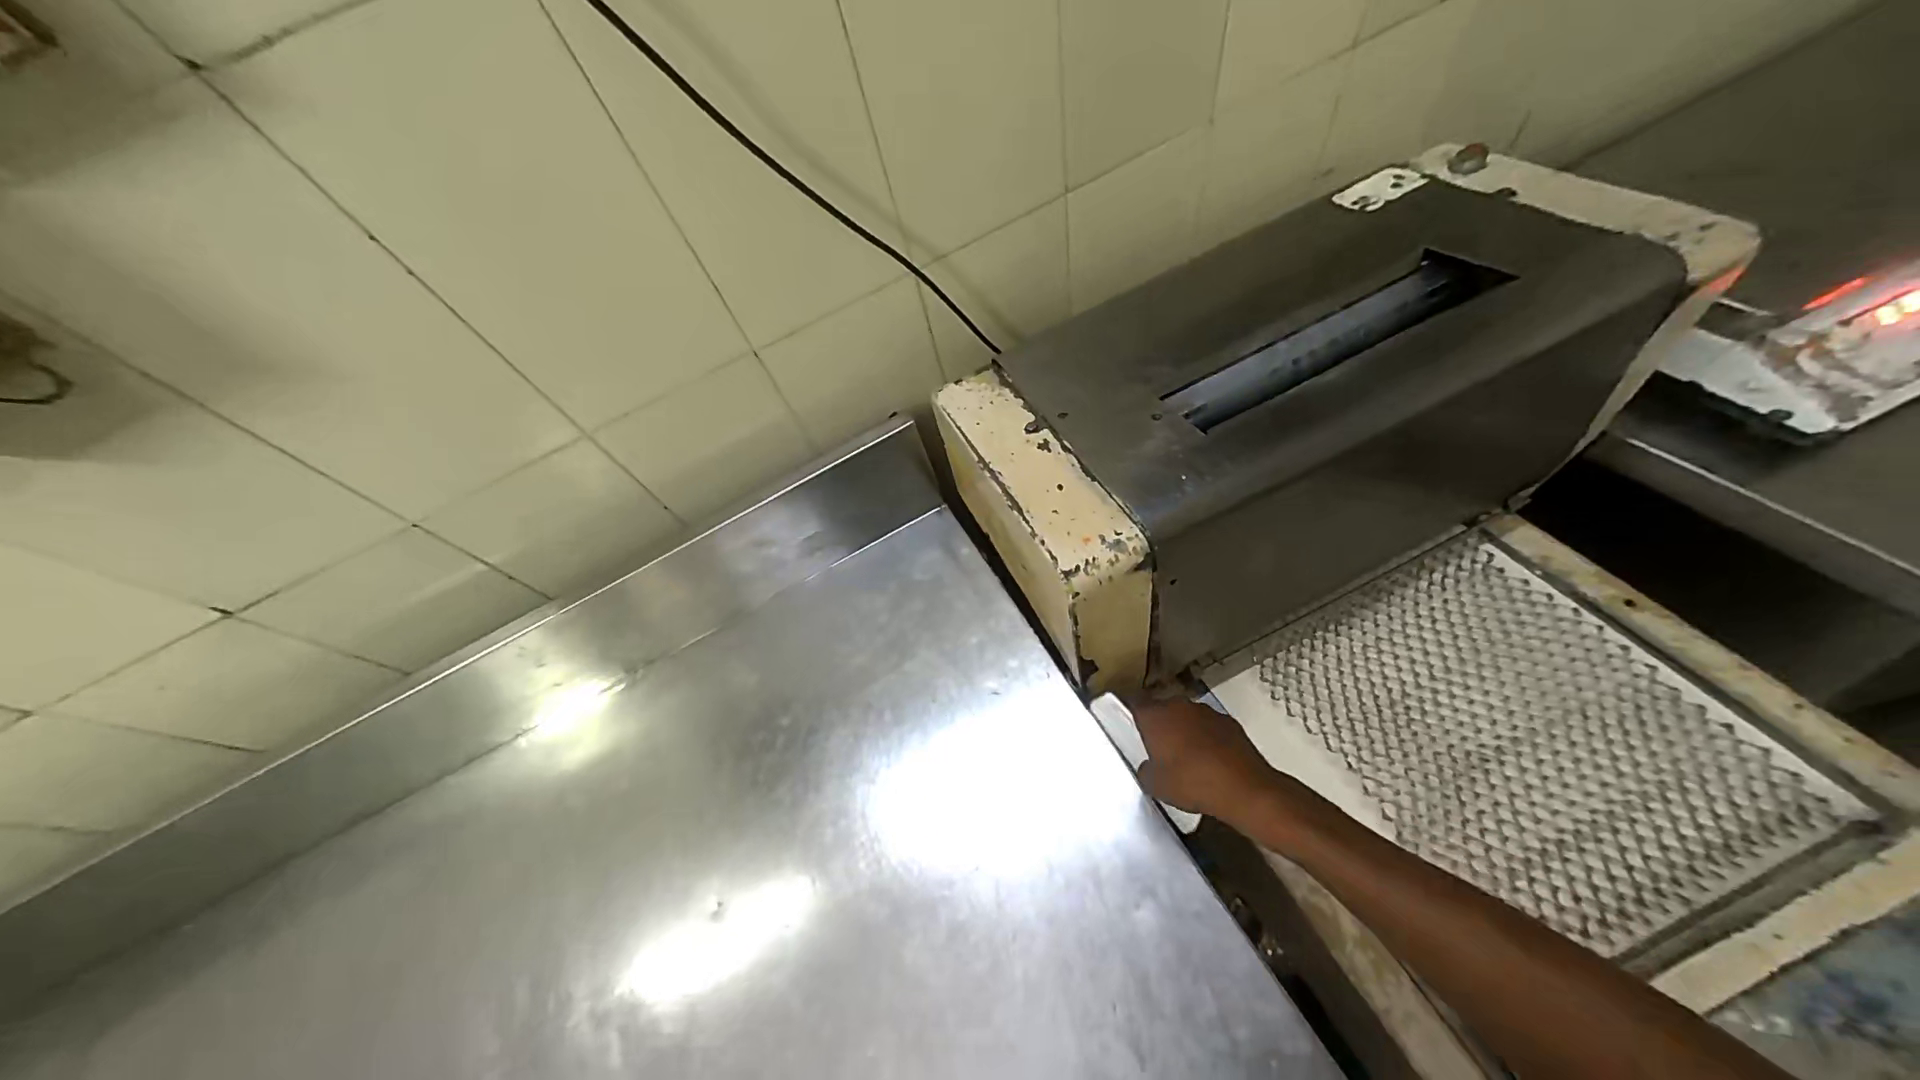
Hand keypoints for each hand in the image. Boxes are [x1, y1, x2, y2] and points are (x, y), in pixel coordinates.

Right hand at [1130, 698, 1289, 830]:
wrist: (1244, 789)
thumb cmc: (1192, 783)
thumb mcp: (1156, 785)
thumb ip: (1145, 770)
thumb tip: (1149, 766)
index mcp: (1154, 716)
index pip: (1134, 702)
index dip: (1130, 713)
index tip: (1128, 724)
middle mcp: (1179, 706)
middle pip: (1162, 708)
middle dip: (1159, 724)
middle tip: (1157, 748)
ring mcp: (1206, 712)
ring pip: (1187, 716)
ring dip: (1184, 730)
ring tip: (1186, 758)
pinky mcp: (1230, 723)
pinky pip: (1209, 727)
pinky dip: (1207, 738)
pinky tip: (1210, 761)